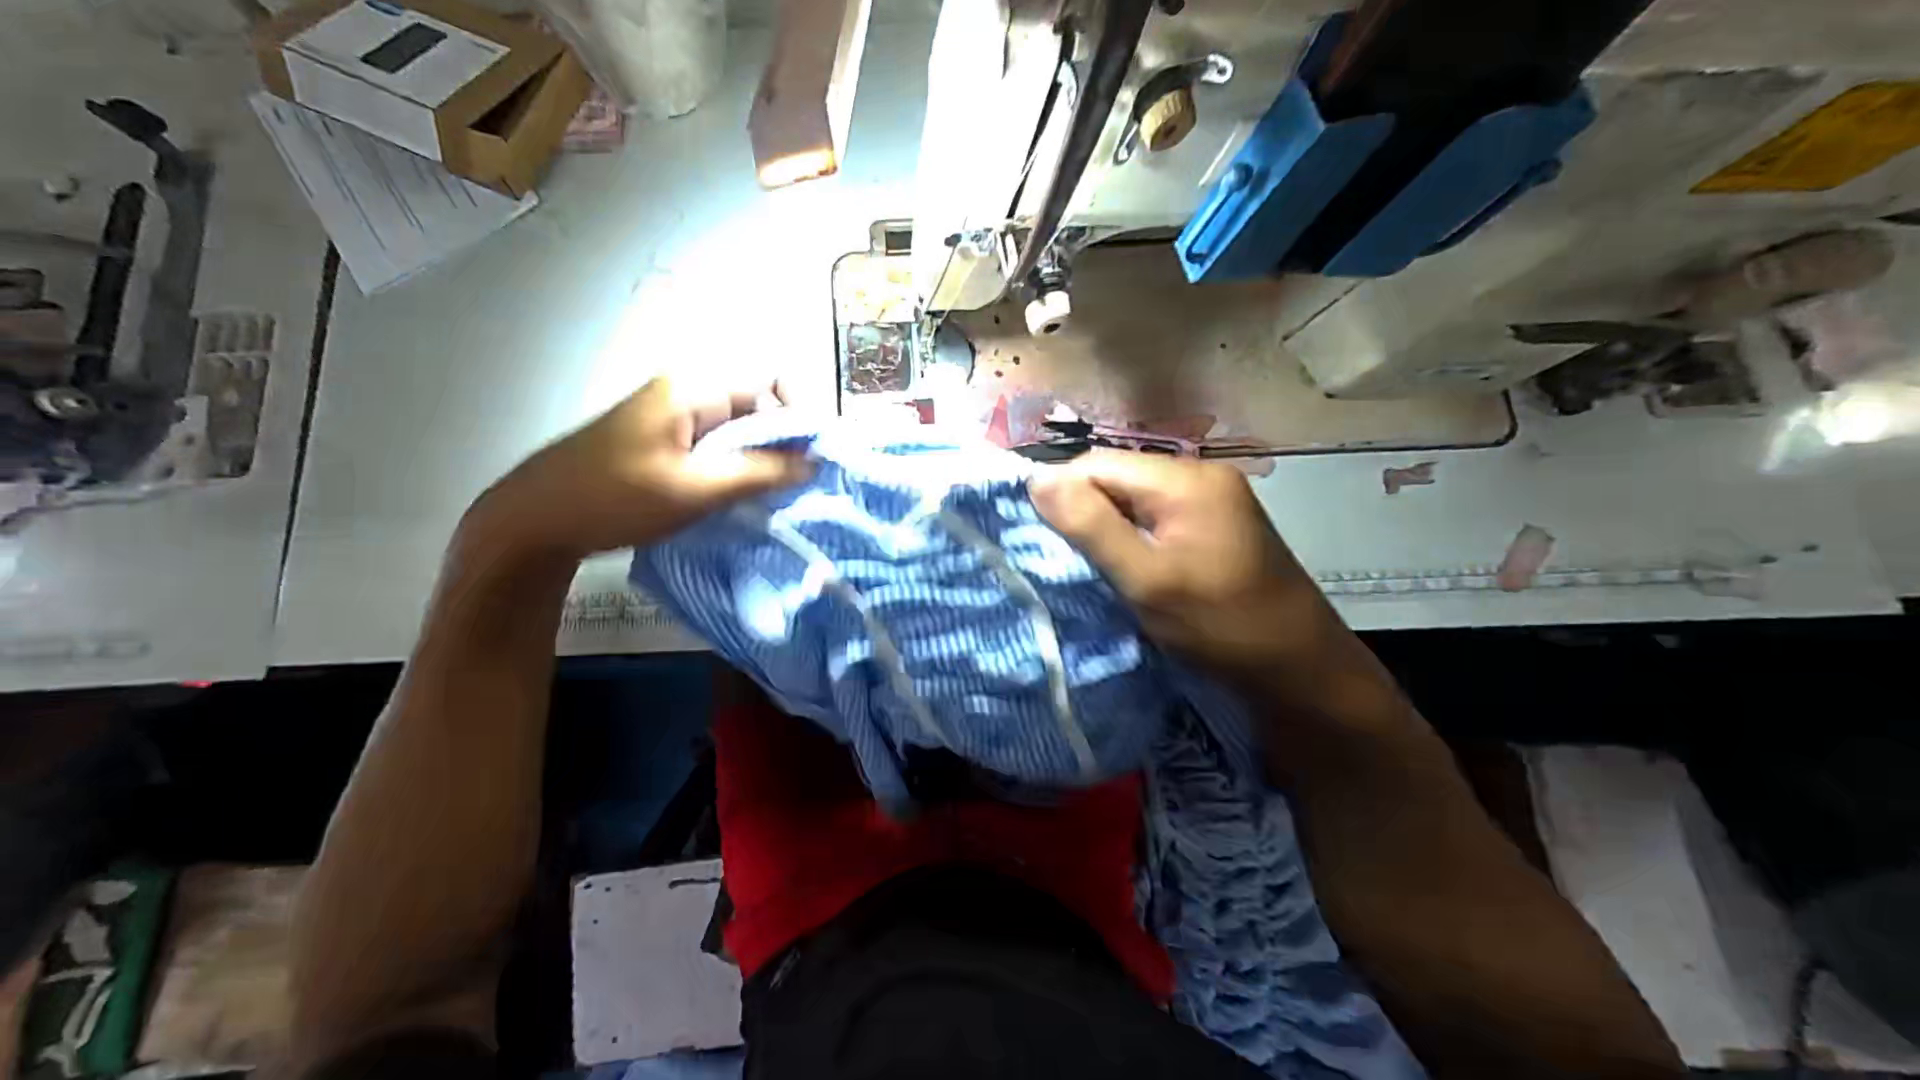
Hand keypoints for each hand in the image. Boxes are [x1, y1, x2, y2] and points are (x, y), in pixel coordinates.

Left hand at [460, 377, 809, 563]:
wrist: (534, 520)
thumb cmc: (615, 499)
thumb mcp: (695, 490)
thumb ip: (759, 473)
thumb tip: (813, 463)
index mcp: (690, 388)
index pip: (768, 380)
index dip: (798, 413)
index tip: (810, 457)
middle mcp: (682, 390)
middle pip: (754, 403)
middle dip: (780, 440)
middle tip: (792, 485)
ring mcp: (667, 413)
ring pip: (734, 426)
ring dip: (756, 457)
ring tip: (768, 495)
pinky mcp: (658, 437)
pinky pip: (712, 442)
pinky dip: (731, 464)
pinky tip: (733, 496)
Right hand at [1030, 450, 1349, 689]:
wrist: (1300, 669)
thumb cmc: (1220, 626)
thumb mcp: (1146, 580)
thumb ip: (1091, 526)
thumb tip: (1037, 480)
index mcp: (1185, 479)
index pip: (1097, 464)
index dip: (1063, 496)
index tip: (1047, 544)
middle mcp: (1201, 474)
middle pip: (1117, 477)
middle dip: (1087, 513)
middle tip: (1072, 562)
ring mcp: (1214, 498)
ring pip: (1134, 498)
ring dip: (1109, 527)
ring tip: (1099, 568)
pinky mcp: (1218, 522)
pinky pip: (1158, 515)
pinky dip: (1135, 536)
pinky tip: (1131, 567)